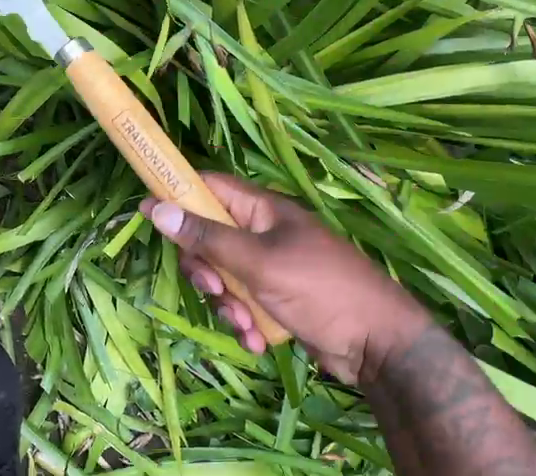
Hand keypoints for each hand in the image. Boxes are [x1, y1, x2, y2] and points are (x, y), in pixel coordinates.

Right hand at [143, 173, 432, 383]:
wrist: (385, 349)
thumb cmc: (323, 289)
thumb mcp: (258, 262)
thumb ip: (205, 236)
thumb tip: (154, 206)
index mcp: (262, 209)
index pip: (208, 186)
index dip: (176, 195)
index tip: (149, 214)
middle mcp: (263, 232)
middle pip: (208, 236)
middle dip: (204, 267)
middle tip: (212, 288)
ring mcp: (272, 265)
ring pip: (223, 273)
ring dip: (225, 301)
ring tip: (243, 324)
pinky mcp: (279, 298)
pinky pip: (243, 300)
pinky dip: (243, 319)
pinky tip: (256, 340)